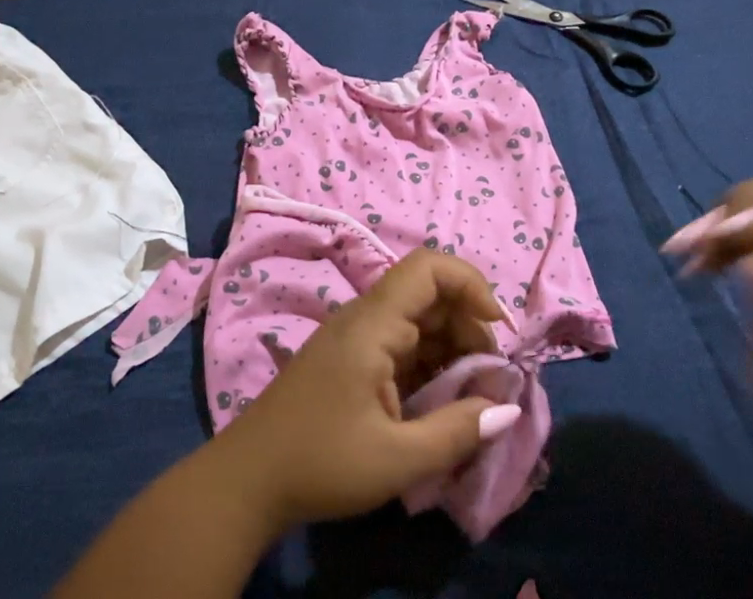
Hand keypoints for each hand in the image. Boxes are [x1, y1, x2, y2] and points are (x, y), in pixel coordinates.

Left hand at [202, 250, 519, 529]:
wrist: (244, 484)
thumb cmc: (320, 464)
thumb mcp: (397, 459)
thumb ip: (457, 432)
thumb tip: (508, 408)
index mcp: (372, 326)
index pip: (428, 268)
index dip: (471, 285)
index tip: (497, 330)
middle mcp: (364, 321)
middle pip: (429, 295)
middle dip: (469, 327)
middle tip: (489, 379)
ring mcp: (354, 341)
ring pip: (418, 322)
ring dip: (452, 350)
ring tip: (472, 396)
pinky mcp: (350, 363)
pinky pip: (401, 347)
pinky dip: (430, 366)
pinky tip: (442, 404)